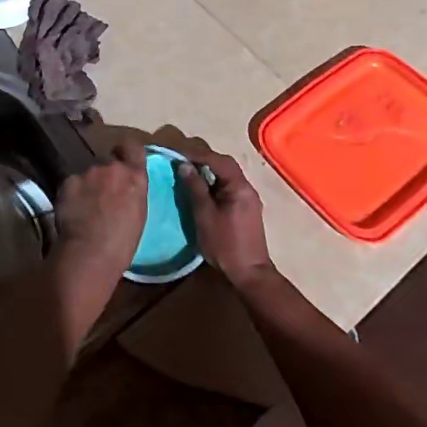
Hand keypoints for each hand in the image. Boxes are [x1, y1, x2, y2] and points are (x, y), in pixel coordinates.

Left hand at [47, 138, 147, 356]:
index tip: (124, 161)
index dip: (127, 152)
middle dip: (106, 172)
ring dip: (89, 183)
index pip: (132, 146)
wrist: (89, 253)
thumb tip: (126, 187)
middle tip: (103, 193)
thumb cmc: (122, 243)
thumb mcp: (138, 213)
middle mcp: (112, 167)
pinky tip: (73, 210)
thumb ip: (132, 191)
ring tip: (86, 206)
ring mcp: (88, 172)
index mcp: (134, 176)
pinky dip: (73, 192)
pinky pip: (73, 182)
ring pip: (89, 172)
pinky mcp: (68, 181)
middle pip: (108, 160)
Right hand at [176, 148, 274, 289]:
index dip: (196, 154)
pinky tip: (201, 189)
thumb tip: (184, 165)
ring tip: (188, 172)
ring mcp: (248, 198)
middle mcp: (247, 188)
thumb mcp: (204, 215)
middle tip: (182, 160)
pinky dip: (214, 182)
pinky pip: (228, 186)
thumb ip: (195, 188)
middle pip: (225, 164)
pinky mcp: (246, 208)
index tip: (177, 153)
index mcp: (239, 186)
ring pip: (227, 175)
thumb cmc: (225, 245)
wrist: (249, 273)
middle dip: (204, 159)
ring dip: (209, 170)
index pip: (217, 160)